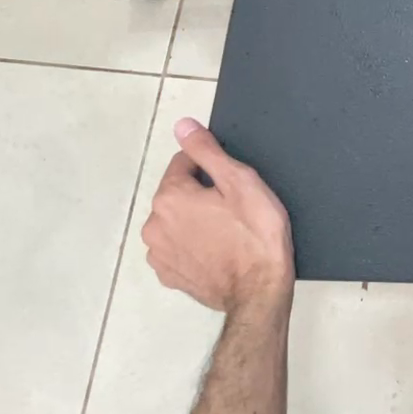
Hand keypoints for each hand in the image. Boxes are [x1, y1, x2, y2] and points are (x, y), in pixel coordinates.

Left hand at [143, 118, 294, 315]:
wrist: (259, 288)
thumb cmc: (256, 229)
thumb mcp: (240, 181)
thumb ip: (207, 151)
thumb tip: (183, 126)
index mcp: (170, 198)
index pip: (184, 163)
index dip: (212, 167)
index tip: (235, 182)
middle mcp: (154, 225)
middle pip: (178, 194)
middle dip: (202, 193)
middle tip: (237, 206)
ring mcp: (159, 254)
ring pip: (177, 221)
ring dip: (196, 219)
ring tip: (230, 230)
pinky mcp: (169, 275)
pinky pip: (178, 247)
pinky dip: (194, 244)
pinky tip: (220, 249)